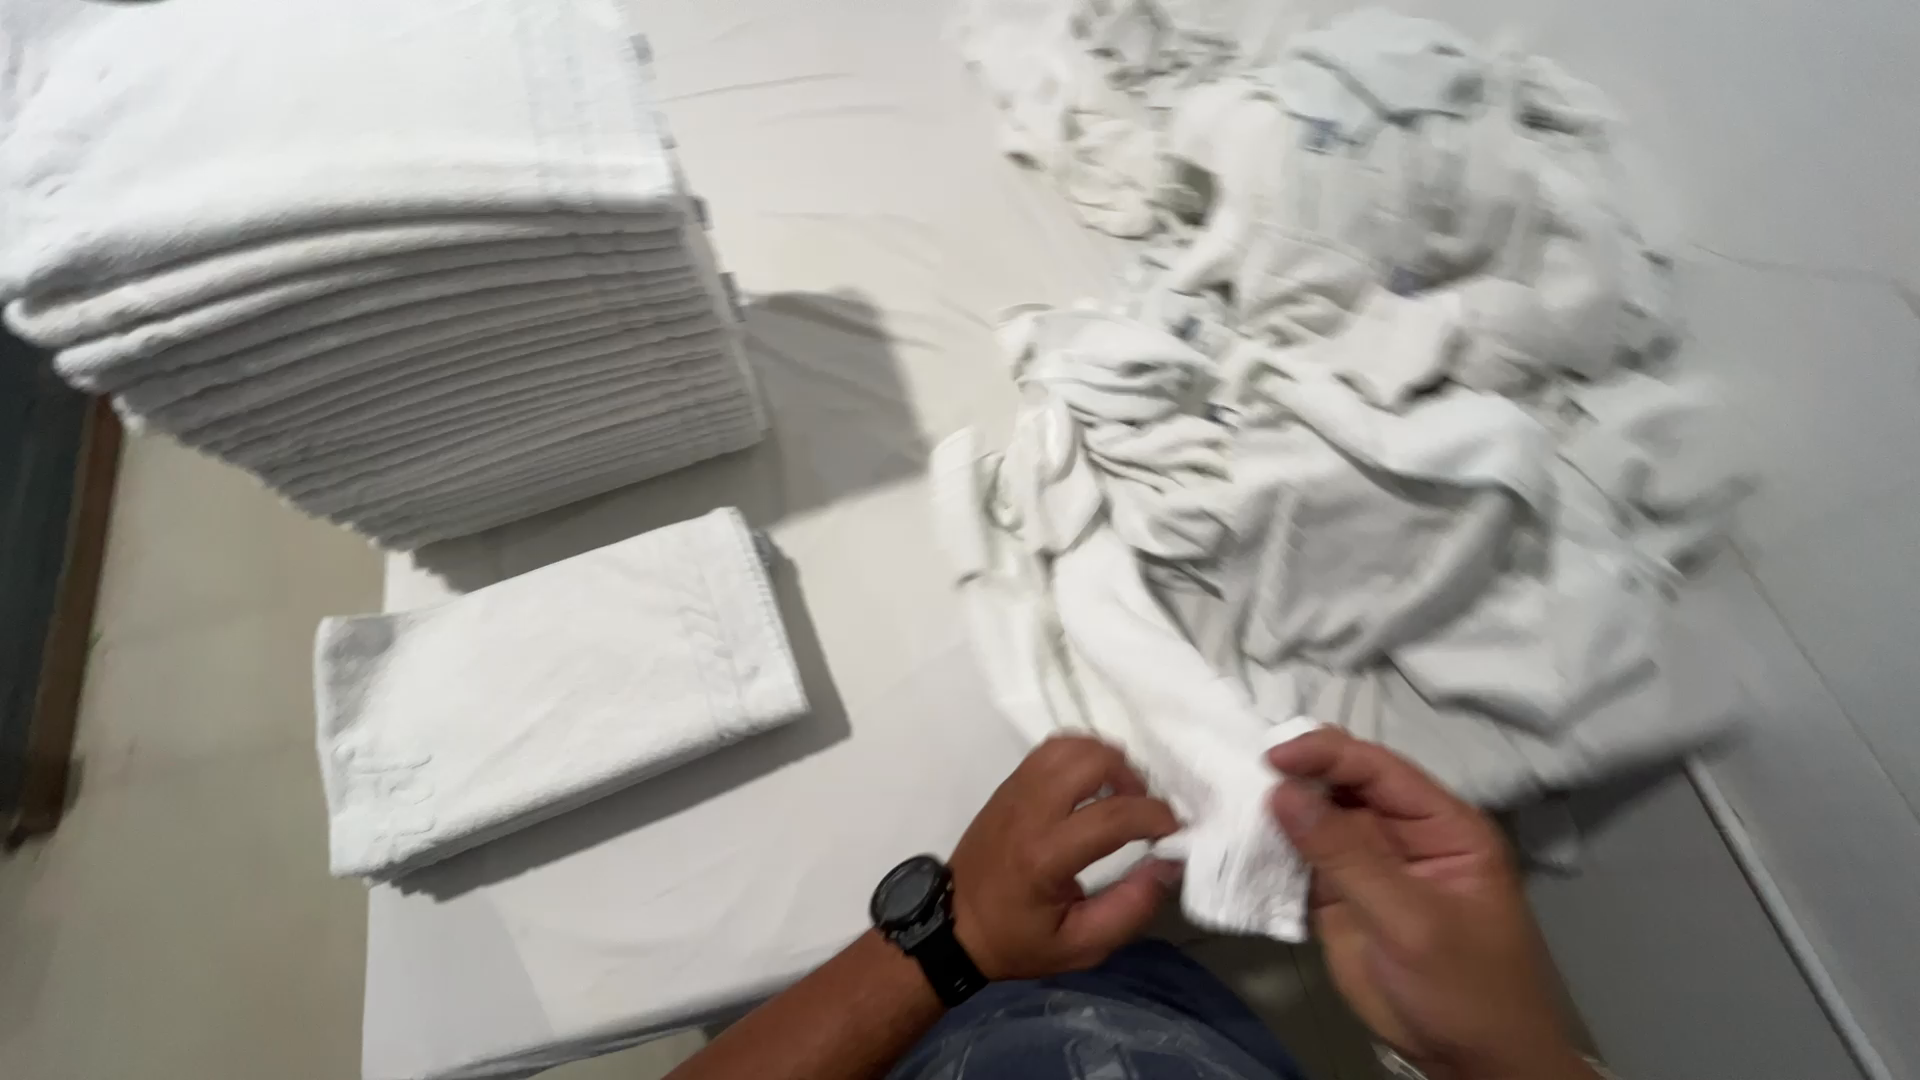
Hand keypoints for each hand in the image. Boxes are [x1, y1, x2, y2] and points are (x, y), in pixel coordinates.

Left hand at [948, 736, 1181, 980]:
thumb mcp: (1080, 946)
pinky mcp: (1010, 782)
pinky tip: (1092, 780)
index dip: (1154, 815)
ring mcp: (1016, 788)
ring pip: (1069, 744)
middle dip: (1131, 776)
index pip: (1112, 816)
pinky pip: (1051, 748)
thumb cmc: (1018, 939)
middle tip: (1143, 806)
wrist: (954, 922)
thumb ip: (1130, 908)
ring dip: (1105, 758)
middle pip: (1090, 760)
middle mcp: (1030, 810)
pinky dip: (1080, 753)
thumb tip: (1168, 864)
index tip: (1175, 828)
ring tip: (1120, 790)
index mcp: (1046, 855)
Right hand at [1267, 729, 1591, 1079]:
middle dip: (1294, 770)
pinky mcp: (1336, 887)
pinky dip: (1269, 840)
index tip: (1271, 757)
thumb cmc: (1464, 991)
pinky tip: (1238, 831)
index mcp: (1439, 824)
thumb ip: (1346, 854)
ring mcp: (1365, 858)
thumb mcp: (1410, 921)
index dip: (1324, 753)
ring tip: (1229, 793)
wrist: (1471, 1068)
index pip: (1376, 767)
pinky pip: (1298, 850)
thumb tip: (1281, 791)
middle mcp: (1399, 829)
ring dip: (1275, 803)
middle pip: (1340, 780)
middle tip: (1241, 768)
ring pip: (1313, 811)